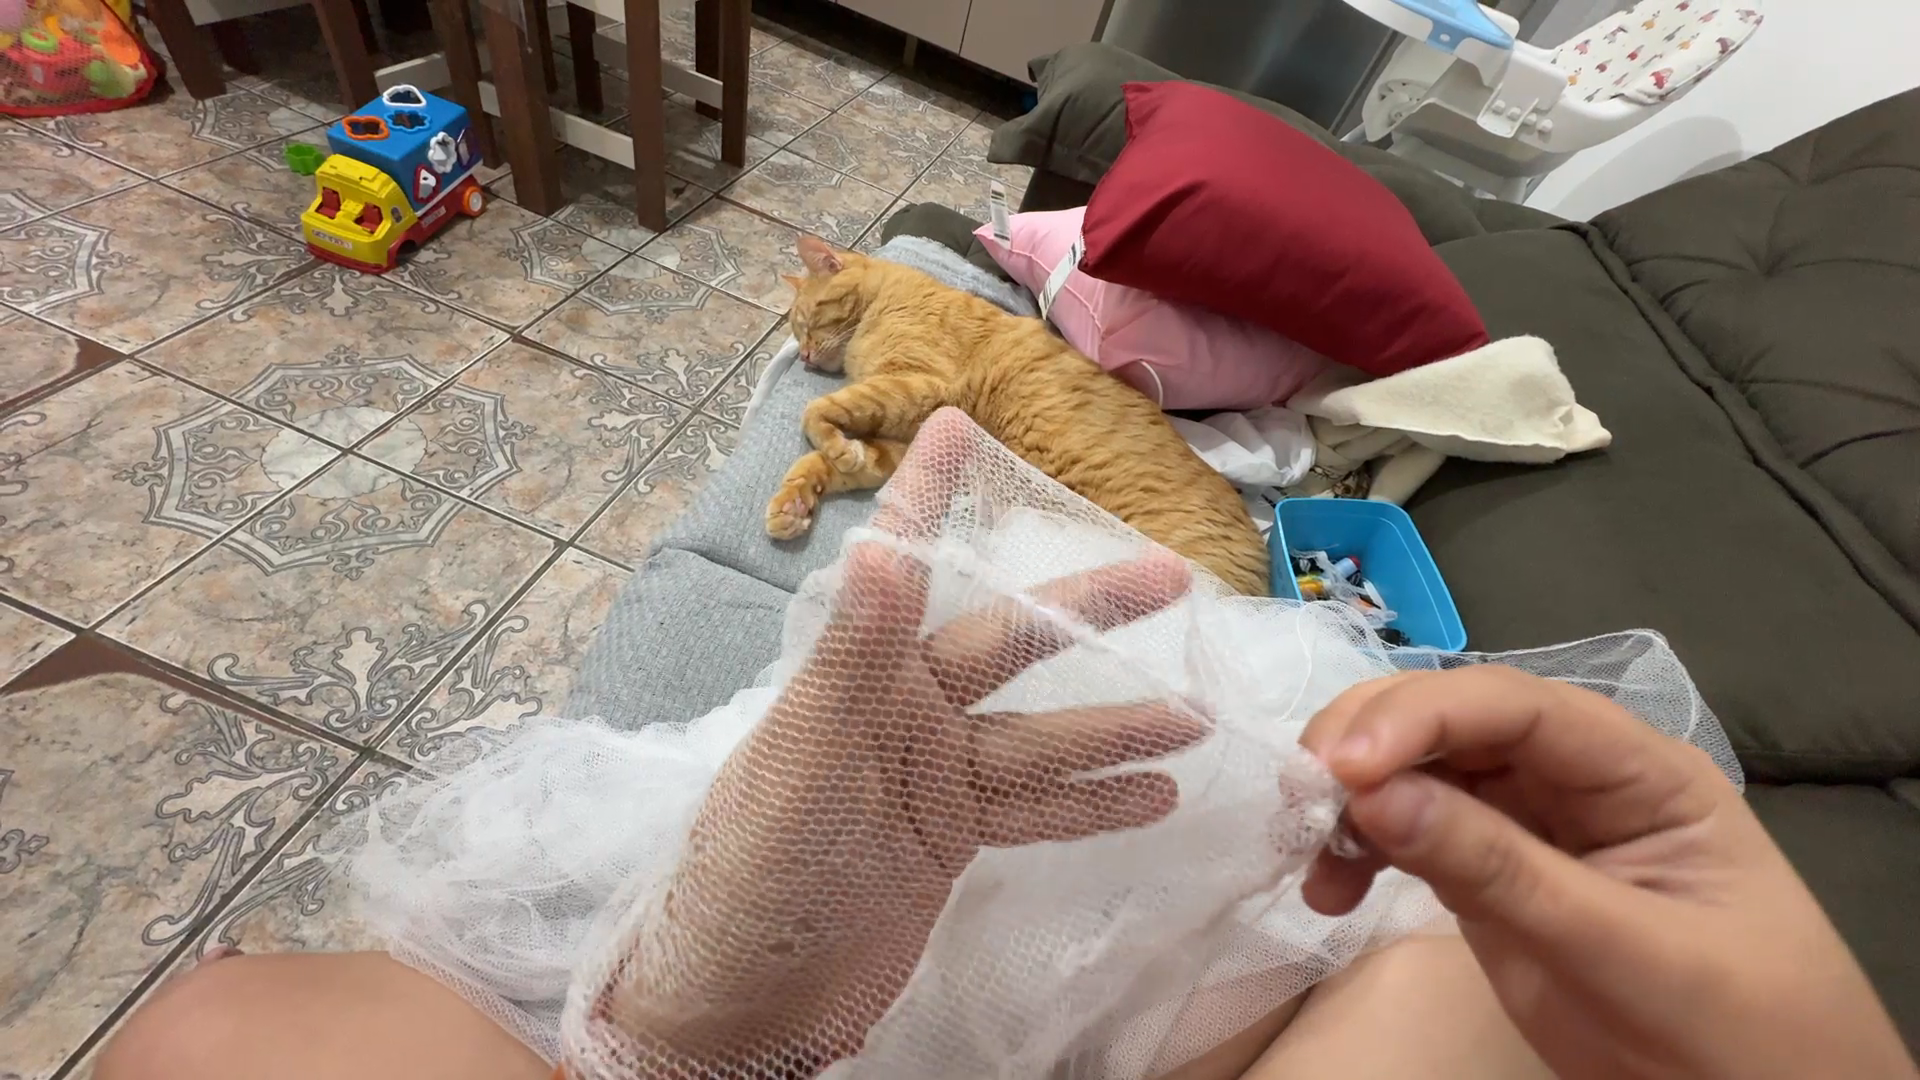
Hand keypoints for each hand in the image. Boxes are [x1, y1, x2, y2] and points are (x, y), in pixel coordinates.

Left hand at [592, 414, 1205, 1072]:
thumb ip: (853, 650)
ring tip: (1193, 714)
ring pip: (1041, 735)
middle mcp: (906, 707)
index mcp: (864, 670)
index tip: (958, 424)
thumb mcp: (807, 747)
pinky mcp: (954, 835)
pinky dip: (1092, 802)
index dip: (930, 490)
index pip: (904, 559)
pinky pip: (1037, 809)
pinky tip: (1154, 793)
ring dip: (1116, 726)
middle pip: (1010, 646)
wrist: (747, 996)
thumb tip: (882, 543)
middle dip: (1087, 610)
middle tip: (1167, 576)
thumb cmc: (762, 861)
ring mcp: (935, 772)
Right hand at [1300, 668, 1916, 1079]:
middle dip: (1363, 744)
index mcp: (1631, 768)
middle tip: (1303, 794)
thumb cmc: (1736, 1042)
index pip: (1512, 706)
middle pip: (1440, 717)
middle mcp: (1561, 769)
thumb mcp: (1626, 956)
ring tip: (1306, 850)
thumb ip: (1499, 870)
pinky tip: (1328, 886)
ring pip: (1402, 764)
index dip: (1420, 717)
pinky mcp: (1469, 852)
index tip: (1343, 766)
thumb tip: (1371, 797)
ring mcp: (1510, 810)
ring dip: (1342, 796)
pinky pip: (1392, 823)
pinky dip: (1348, 845)